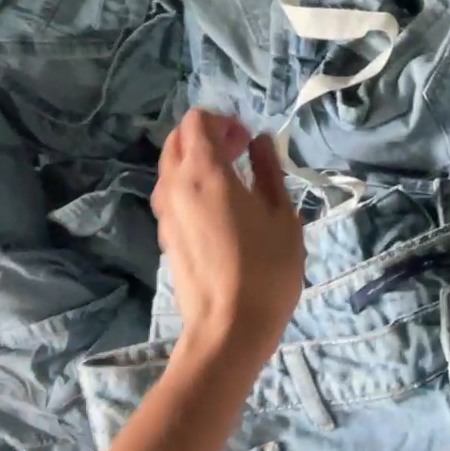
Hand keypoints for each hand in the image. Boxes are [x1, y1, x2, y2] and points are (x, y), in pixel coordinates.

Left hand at [151, 109, 303, 362]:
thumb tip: (261, 144)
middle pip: (178, 142)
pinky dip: (191, 190)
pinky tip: (219, 213)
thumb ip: (270, 173)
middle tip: (240, 153)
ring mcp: (166, 214)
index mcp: (204, 171)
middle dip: (207, 138)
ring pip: (172, 170)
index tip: (248, 139)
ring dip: (197, 165)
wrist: (230, 328)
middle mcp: (175, 185)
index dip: (223, 122)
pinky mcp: (166, 239)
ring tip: (232, 184)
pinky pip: (174, 198)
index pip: (197, 122)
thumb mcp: (283, 218)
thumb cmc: (266, 271)